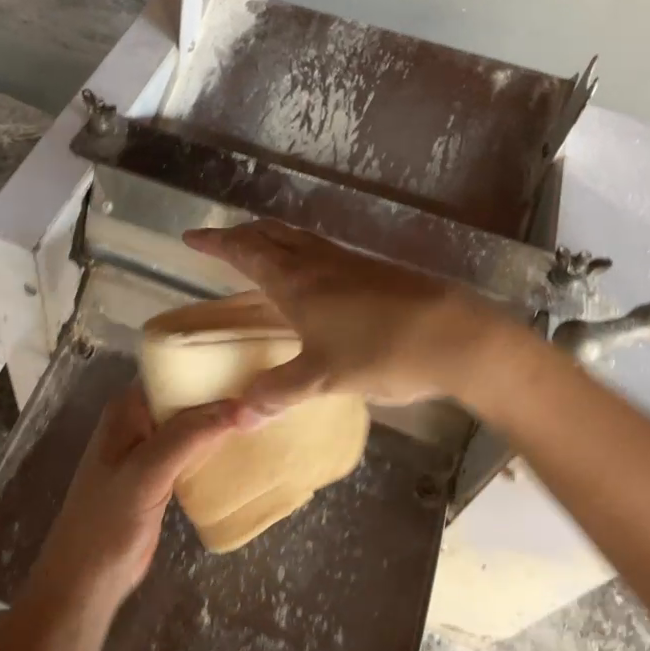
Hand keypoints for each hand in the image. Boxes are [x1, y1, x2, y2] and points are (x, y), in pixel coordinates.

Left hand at [29, 384, 251, 609]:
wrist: (88, 581)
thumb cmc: (107, 524)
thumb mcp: (147, 474)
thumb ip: (188, 437)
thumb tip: (241, 406)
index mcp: (127, 409)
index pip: (173, 371)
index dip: (209, 365)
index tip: (253, 361)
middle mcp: (138, 421)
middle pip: (187, 395)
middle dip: (223, 393)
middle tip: (271, 388)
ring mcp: (150, 449)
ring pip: (194, 424)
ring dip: (224, 422)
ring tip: (269, 412)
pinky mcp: (163, 476)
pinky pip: (195, 451)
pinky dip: (217, 449)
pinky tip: (248, 448)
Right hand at [184, 220, 545, 415]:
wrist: (458, 336)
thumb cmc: (382, 352)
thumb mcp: (323, 378)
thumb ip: (277, 394)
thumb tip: (236, 416)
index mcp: (296, 281)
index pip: (245, 251)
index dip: (216, 243)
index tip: (191, 237)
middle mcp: (318, 263)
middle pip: (271, 235)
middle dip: (242, 234)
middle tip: (221, 242)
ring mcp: (349, 263)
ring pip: (299, 240)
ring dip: (272, 239)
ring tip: (259, 252)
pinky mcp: (375, 272)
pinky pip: (322, 252)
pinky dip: (299, 253)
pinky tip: (312, 278)